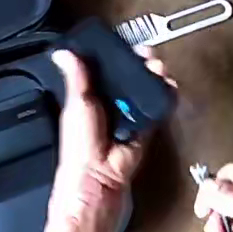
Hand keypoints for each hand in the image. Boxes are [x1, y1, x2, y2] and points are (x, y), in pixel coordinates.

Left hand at [47, 46, 173, 231]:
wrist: (98, 185)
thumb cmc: (79, 150)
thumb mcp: (77, 105)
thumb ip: (77, 79)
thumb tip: (64, 53)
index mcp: (85, 101)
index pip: (101, 73)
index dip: (115, 58)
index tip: (126, 46)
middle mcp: (105, 110)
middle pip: (126, 82)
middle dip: (139, 68)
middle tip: (149, 57)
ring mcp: (124, 122)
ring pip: (141, 96)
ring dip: (152, 82)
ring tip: (160, 70)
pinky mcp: (141, 134)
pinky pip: (154, 115)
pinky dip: (162, 102)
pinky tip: (168, 90)